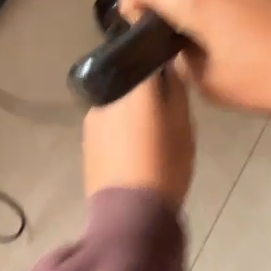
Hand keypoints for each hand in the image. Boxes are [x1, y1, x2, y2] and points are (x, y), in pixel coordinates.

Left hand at [82, 73, 194, 207]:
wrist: (129, 214)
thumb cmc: (165, 164)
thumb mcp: (184, 126)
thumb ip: (176, 88)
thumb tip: (169, 65)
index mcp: (136, 85)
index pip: (146, 55)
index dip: (159, 60)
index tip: (170, 72)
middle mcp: (109, 93)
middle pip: (130, 79)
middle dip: (145, 89)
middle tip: (164, 110)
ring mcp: (93, 116)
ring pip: (118, 101)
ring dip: (130, 109)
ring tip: (148, 134)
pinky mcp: (86, 138)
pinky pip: (107, 121)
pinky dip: (119, 127)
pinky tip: (132, 148)